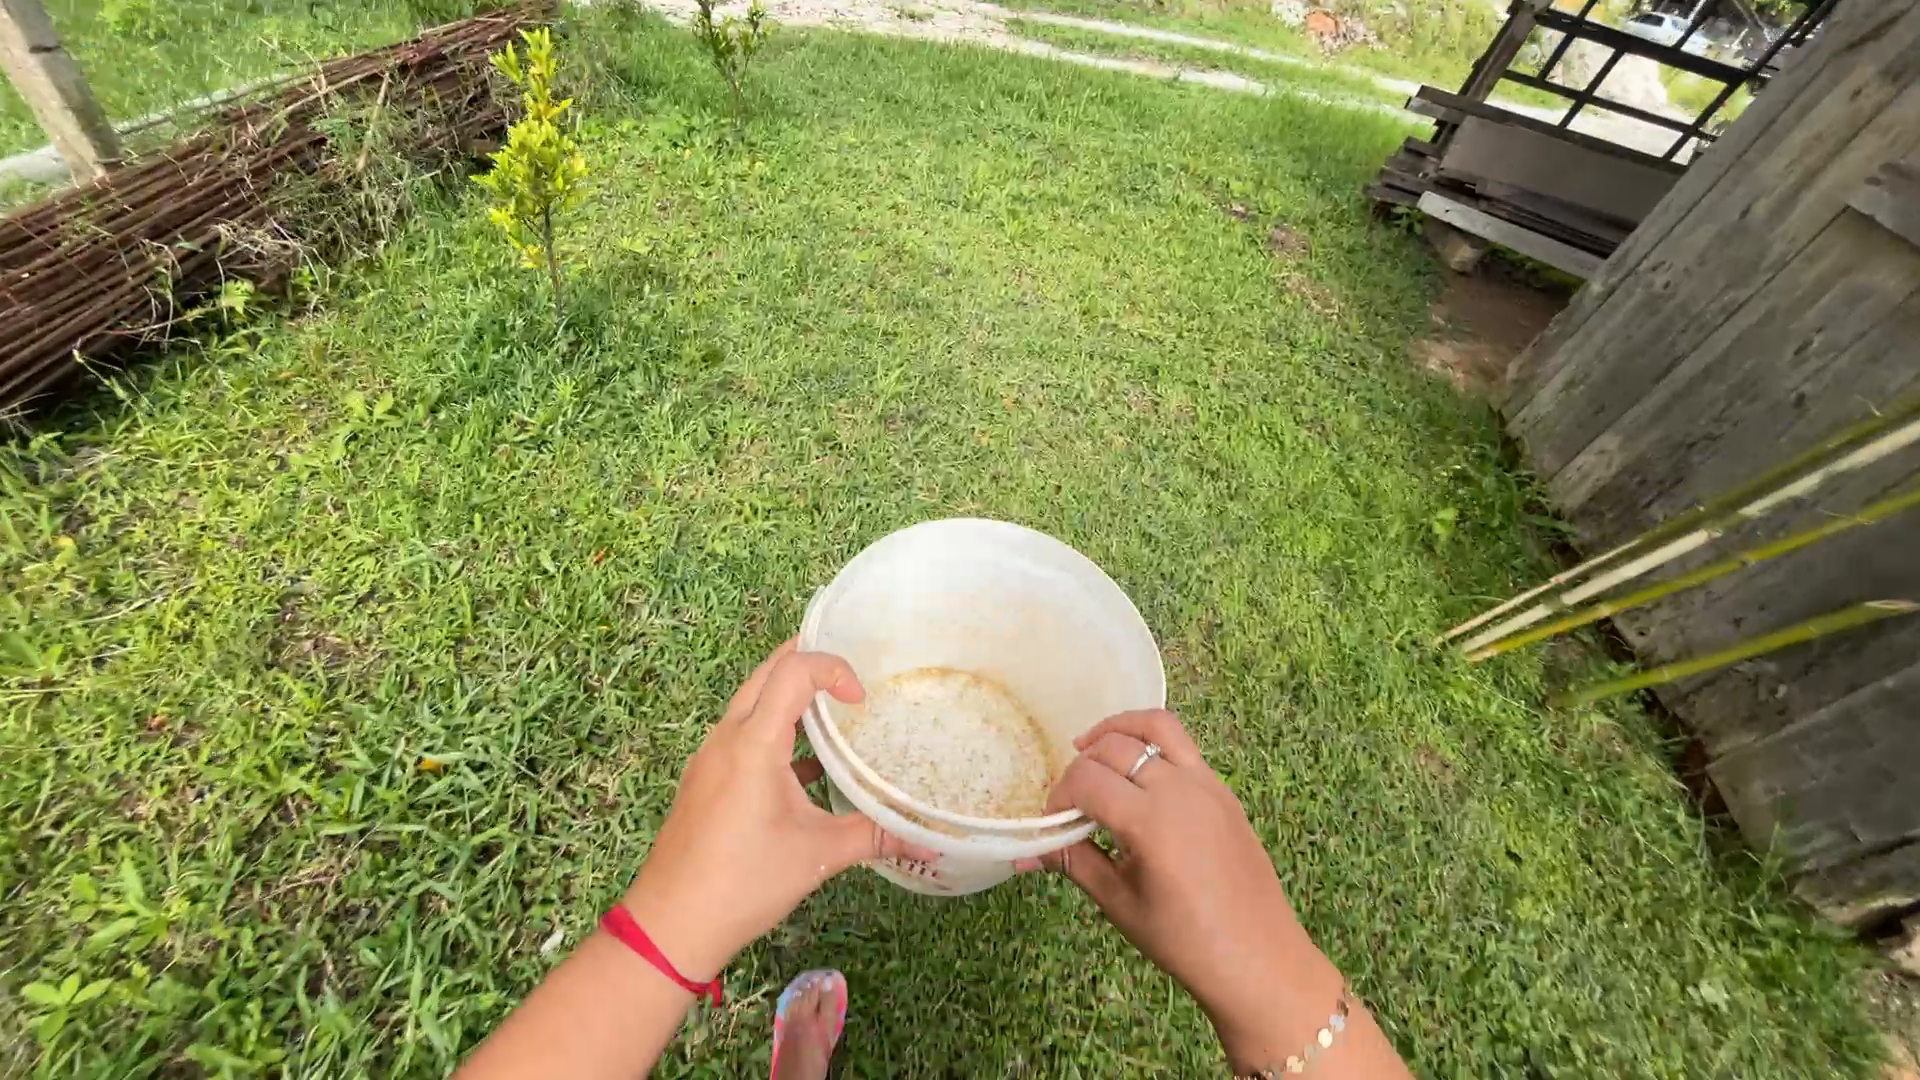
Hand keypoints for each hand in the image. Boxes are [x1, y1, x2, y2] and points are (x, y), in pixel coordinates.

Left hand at [620, 641, 926, 981]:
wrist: (669, 926)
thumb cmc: (744, 883)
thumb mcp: (818, 855)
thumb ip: (873, 835)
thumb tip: (925, 840)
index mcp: (754, 743)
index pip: (792, 670)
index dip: (832, 669)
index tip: (860, 700)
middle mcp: (727, 736)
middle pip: (767, 671)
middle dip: (809, 661)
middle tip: (850, 674)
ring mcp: (711, 755)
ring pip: (752, 698)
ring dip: (790, 693)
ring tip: (832, 708)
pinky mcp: (706, 775)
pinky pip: (742, 729)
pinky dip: (774, 725)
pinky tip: (804, 760)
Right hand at [1038, 710, 1345, 1071]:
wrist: (1262, 962)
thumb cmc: (1187, 942)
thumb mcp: (1121, 904)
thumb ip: (1074, 863)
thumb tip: (1024, 853)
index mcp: (1152, 822)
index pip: (1087, 780)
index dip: (1058, 795)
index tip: (1052, 822)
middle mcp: (1180, 789)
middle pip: (1113, 747)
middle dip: (1081, 765)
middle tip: (1070, 799)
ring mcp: (1207, 783)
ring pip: (1154, 725)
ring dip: (1116, 730)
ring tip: (1091, 747)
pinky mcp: (1223, 789)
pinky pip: (1182, 744)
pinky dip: (1150, 743)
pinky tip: (1135, 772)